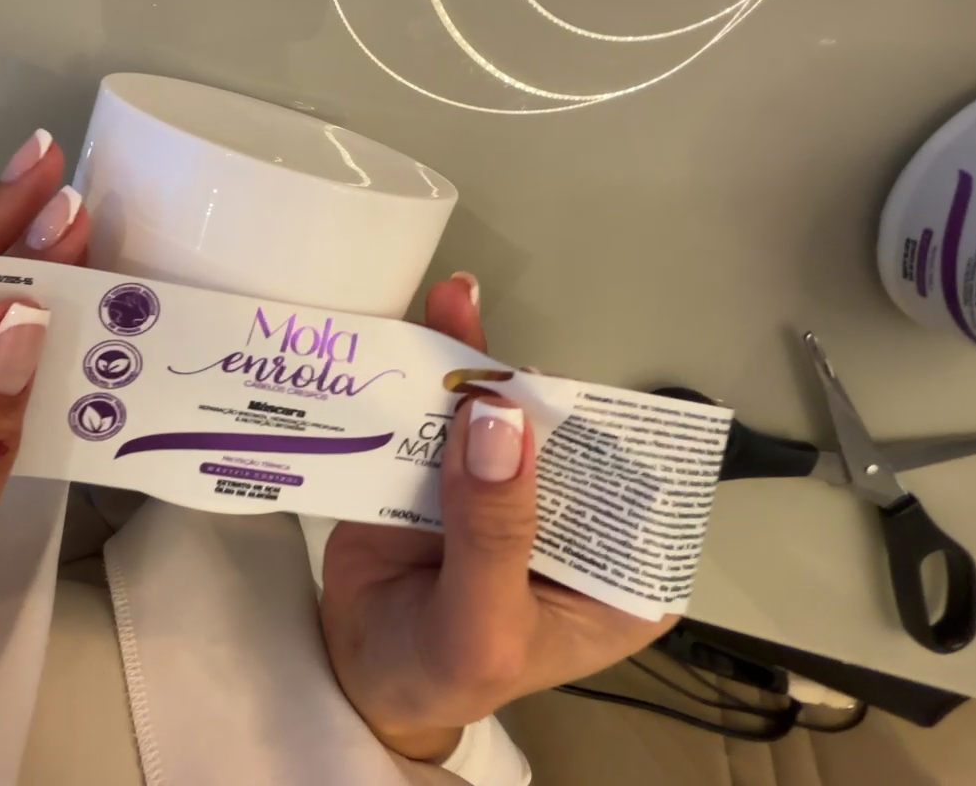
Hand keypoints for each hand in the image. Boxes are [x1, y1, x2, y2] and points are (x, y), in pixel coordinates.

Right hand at [319, 274, 676, 760]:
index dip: (589, 428)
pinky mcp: (437, 479)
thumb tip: (497, 417)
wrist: (354, 671)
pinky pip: (430, 427)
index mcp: (607, 571)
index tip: (544, 381)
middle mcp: (559, 520)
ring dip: (462, 364)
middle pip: (545, 436)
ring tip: (447, 299)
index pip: (622, 487)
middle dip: (512, 381)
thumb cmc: (439, 675)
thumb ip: (494, 531)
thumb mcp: (480, 625)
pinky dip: (417, 386)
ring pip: (486, 420)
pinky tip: (408, 338)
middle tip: (470, 308)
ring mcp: (493, 493)